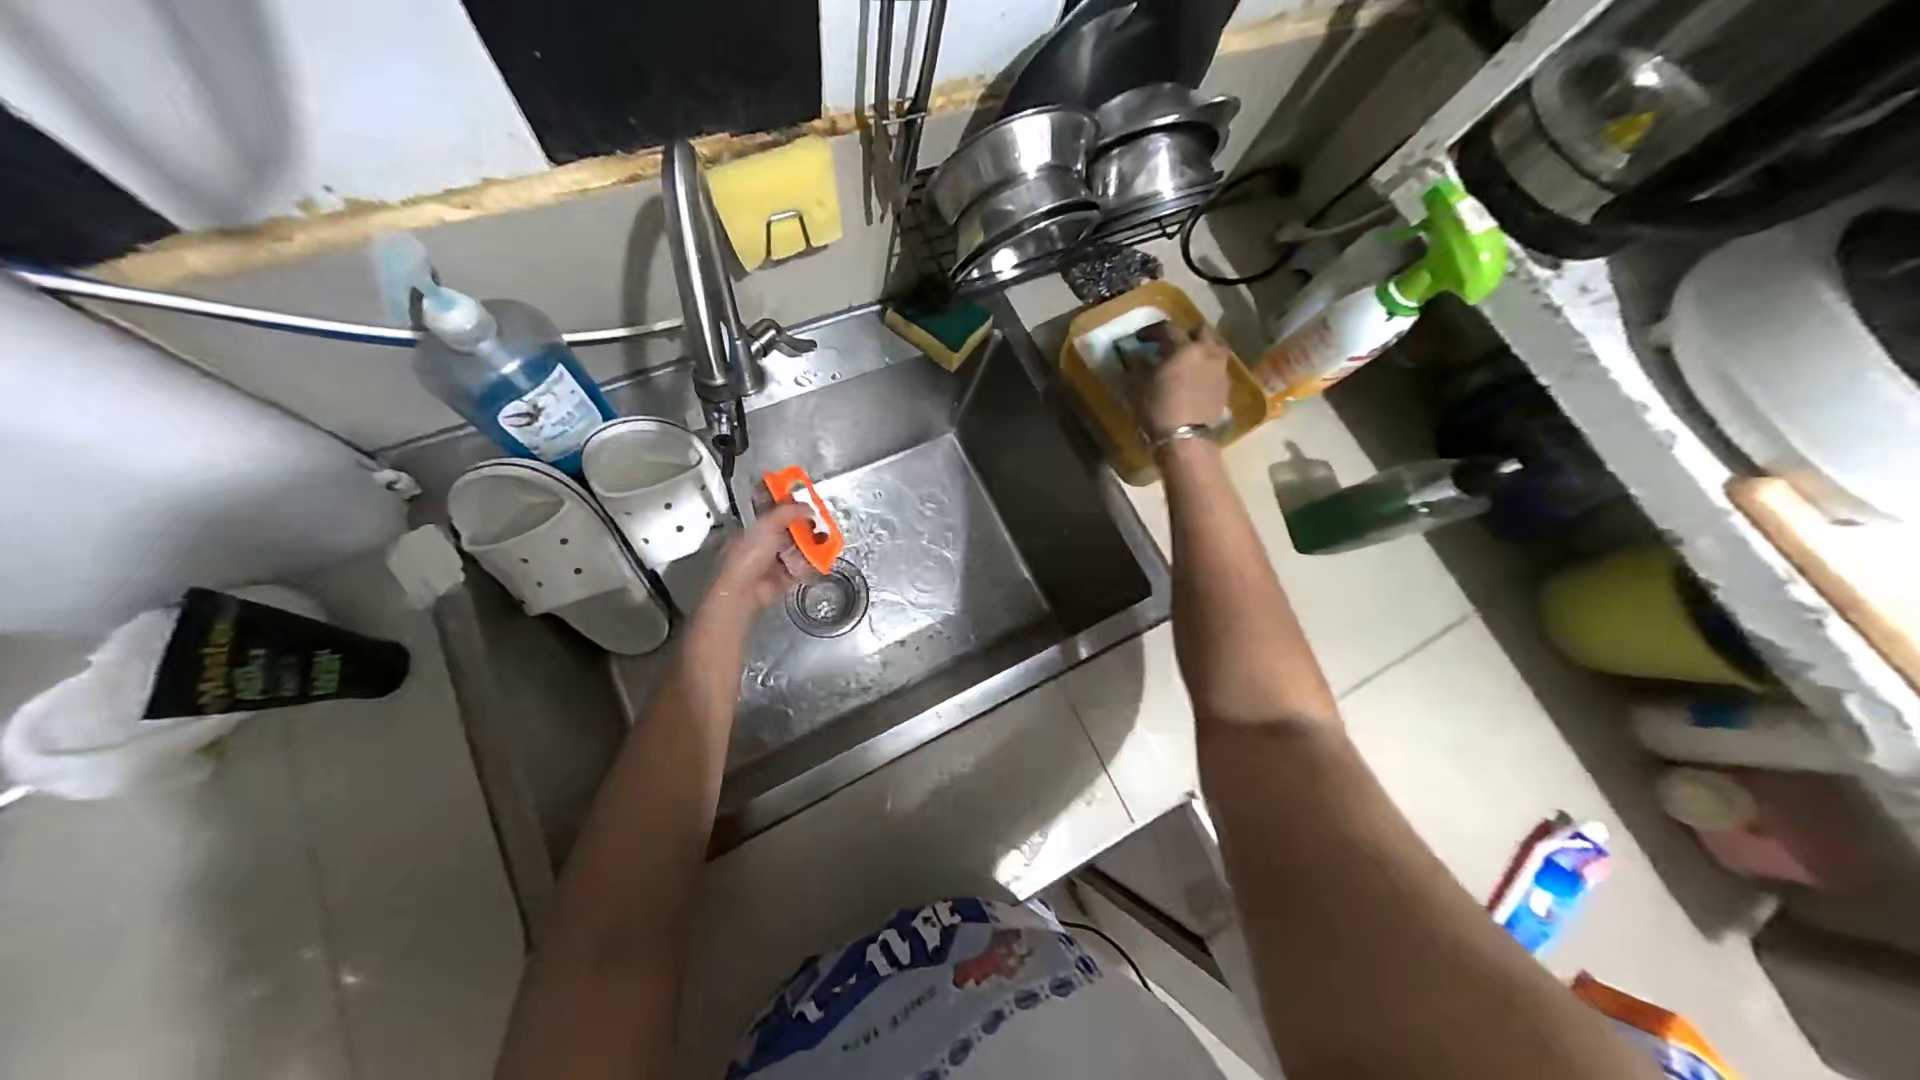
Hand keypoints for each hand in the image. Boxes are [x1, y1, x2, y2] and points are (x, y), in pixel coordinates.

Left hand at [701, 502, 816, 618]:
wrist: (746, 589)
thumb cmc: (750, 554)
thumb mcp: (767, 525)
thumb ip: (788, 511)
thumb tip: (808, 506)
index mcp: (756, 527)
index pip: (776, 512)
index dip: (791, 506)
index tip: (808, 502)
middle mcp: (766, 542)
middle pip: (791, 530)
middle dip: (806, 525)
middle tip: (820, 521)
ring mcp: (777, 560)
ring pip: (799, 547)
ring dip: (812, 543)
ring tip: (825, 538)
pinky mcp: (787, 575)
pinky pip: (804, 566)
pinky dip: (814, 562)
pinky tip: (823, 555)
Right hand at [1139, 326, 1231, 438]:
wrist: (1186, 438)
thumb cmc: (1158, 408)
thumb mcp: (1138, 386)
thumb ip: (1137, 366)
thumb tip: (1135, 355)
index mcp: (1184, 348)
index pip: (1168, 328)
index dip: (1152, 331)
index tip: (1141, 338)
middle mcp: (1207, 352)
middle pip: (1201, 331)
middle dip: (1186, 334)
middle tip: (1172, 344)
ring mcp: (1220, 369)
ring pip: (1215, 347)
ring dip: (1202, 348)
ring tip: (1189, 360)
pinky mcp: (1226, 387)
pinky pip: (1218, 367)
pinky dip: (1207, 367)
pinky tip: (1197, 379)